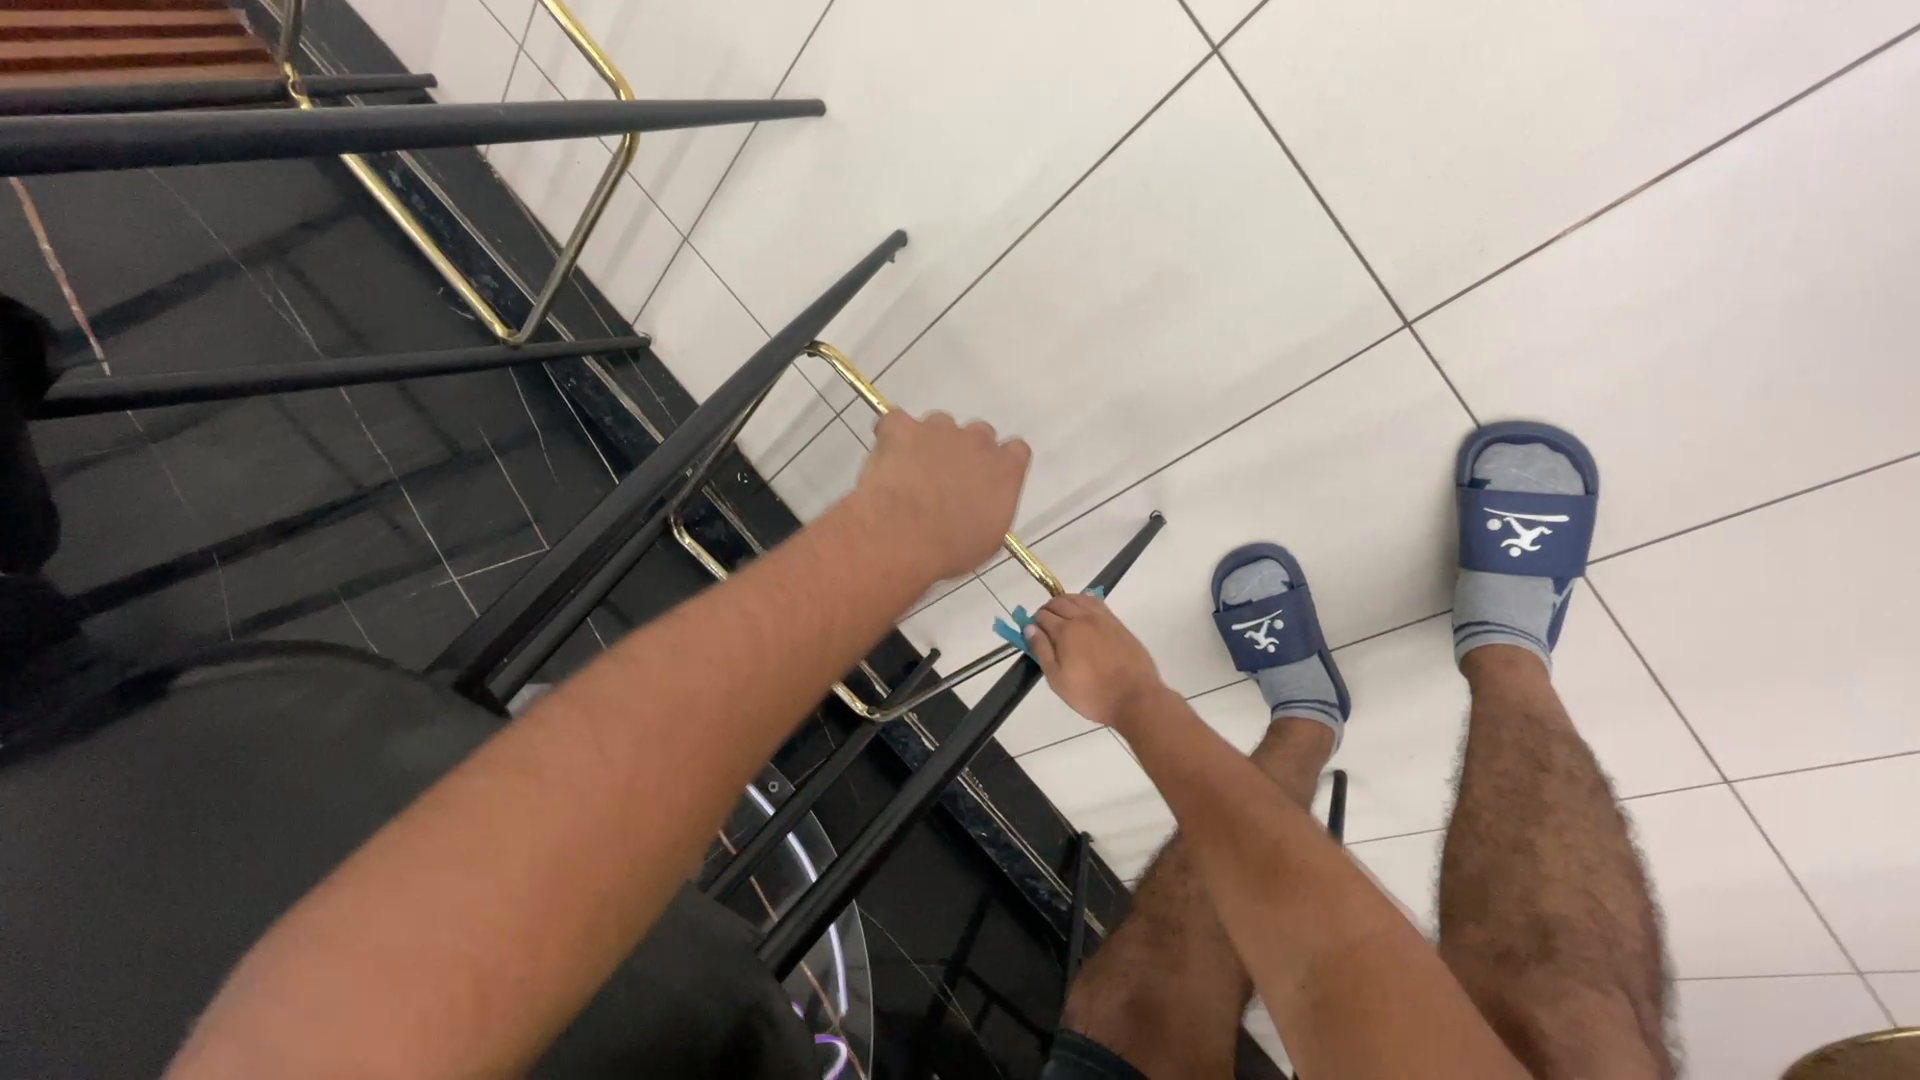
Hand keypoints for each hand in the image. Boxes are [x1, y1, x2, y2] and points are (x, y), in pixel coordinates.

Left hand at [856, 410, 1030, 580]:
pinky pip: (896, 421)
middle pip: (978, 434)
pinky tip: (887, 454)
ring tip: (912, 471)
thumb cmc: (951, 548)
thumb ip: (992, 510)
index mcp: (1005, 469)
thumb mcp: (988, 539)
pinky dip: (892, 434)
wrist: (903, 537)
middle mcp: (977, 440)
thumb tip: (983, 508)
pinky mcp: (902, 428)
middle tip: (946, 480)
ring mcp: (939, 429)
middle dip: (964, 452)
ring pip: (939, 424)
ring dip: (930, 442)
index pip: (1015, 451)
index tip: (985, 480)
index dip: (999, 463)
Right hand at [1023, 594, 1165, 730]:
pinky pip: (1096, 603)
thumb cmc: (1091, 694)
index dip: (1033, 623)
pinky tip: (1082, 613)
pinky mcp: (1117, 623)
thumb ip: (1041, 651)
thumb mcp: (1057, 680)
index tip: (1032, 634)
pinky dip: (1083, 602)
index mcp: (1066, 631)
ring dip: (1065, 603)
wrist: (1135, 697)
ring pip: (1078, 598)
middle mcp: (1083, 618)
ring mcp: (1103, 618)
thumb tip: (1029, 628)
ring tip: (1061, 617)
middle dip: (1047, 610)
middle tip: (1044, 627)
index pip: (1042, 616)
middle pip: (1059, 602)